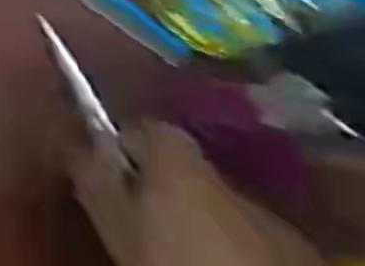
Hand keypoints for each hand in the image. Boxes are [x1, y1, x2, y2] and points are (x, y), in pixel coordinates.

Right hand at [72, 122, 320, 265]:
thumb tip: (77, 140)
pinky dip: (237, 243)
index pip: (155, 128)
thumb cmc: (166, 259)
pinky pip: (258, 237)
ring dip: (203, 214)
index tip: (111, 160)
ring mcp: (279, 228)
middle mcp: (235, 187)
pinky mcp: (304, 259)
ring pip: (225, 205)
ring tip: (182, 241)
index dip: (130, 139)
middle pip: (190, 169)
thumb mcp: (110, 217)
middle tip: (142, 209)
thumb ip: (90, 171)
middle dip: (166, 182)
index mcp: (184, 169)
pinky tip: (218, 259)